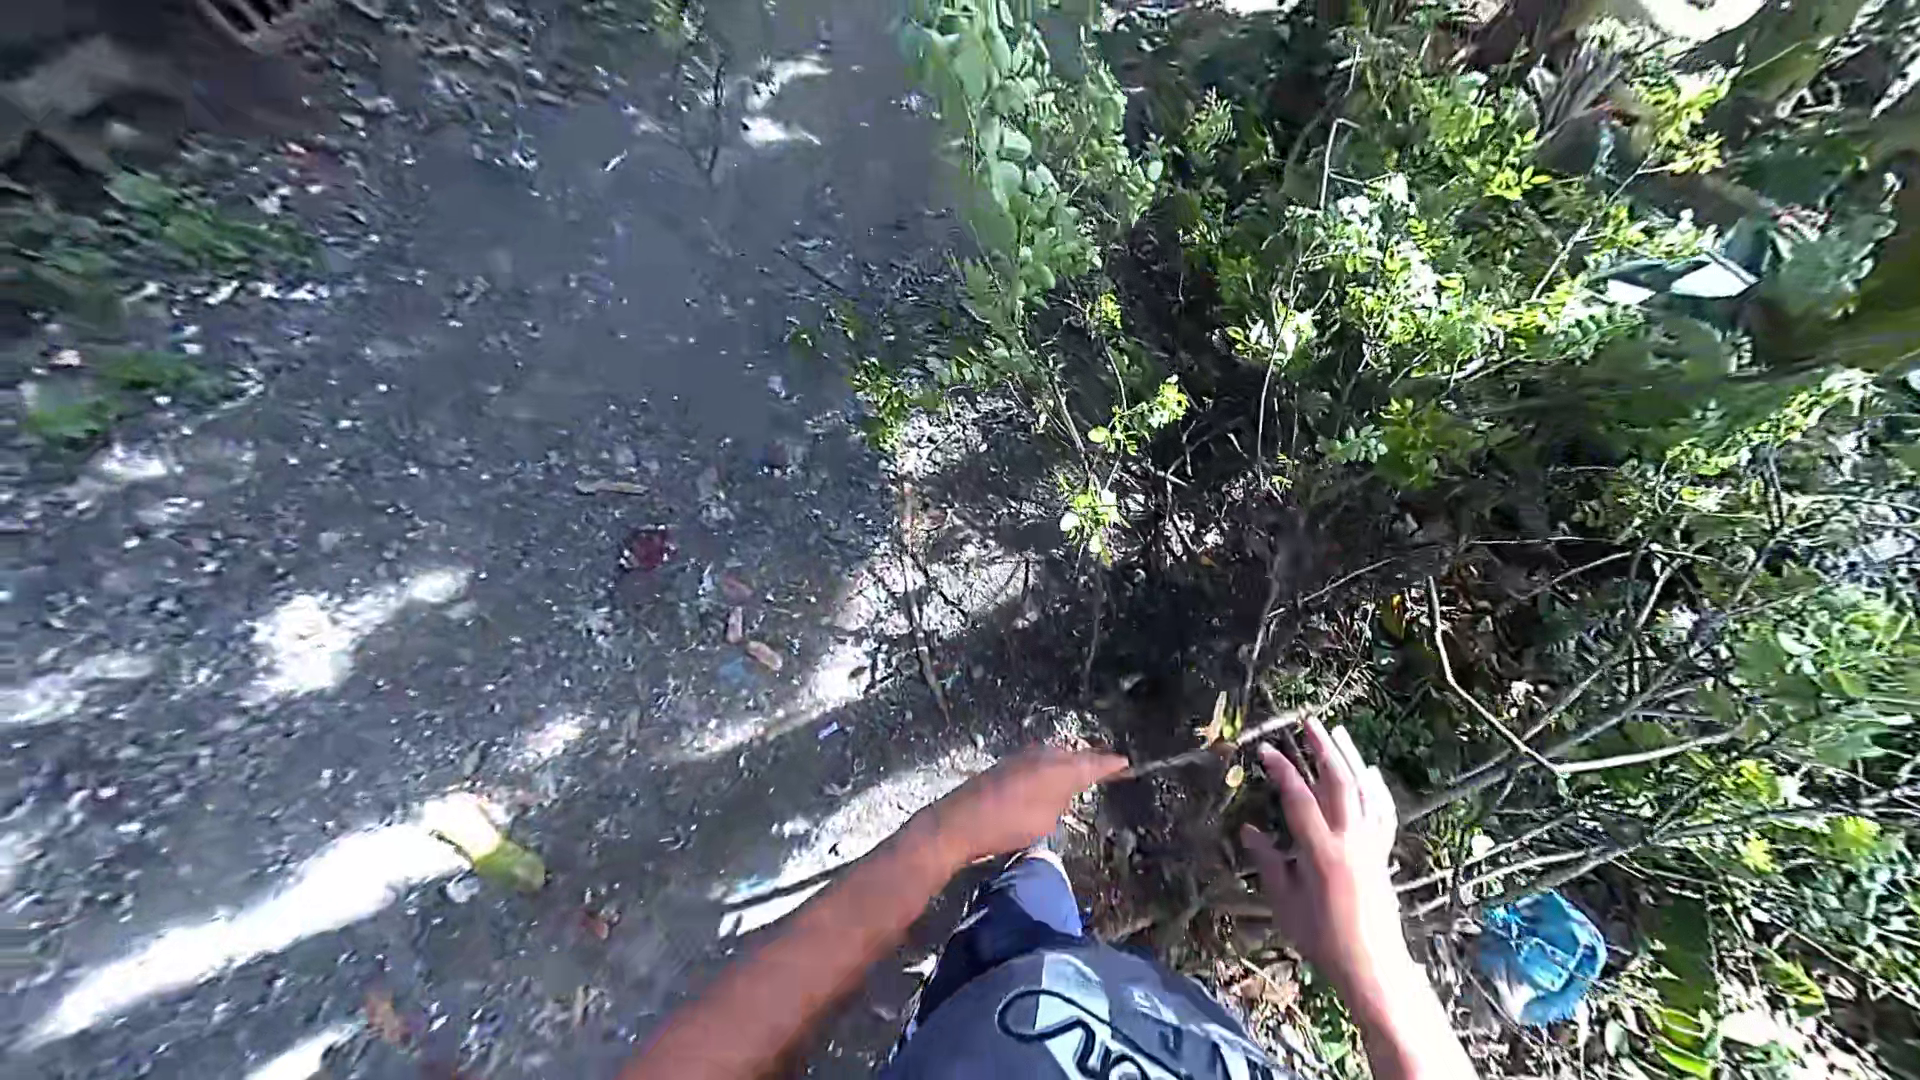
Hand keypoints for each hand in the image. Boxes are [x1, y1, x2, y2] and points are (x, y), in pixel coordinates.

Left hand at [913, 746, 1127, 865]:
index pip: (1090, 762)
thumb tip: (1066, 786)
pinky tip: (1053, 776)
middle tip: (1108, 765)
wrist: (961, 821)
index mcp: (1055, 766)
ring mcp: (1022, 758)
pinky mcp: (1007, 766)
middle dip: (1090, 758)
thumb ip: (1062, 797)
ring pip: (1055, 755)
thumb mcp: (1046, 817)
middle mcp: (1040, 755)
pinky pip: (1041, 761)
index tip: (1125, 762)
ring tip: (1084, 770)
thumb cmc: (1008, 823)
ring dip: (1070, 761)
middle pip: (1073, 753)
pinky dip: (1053, 766)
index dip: (1108, 763)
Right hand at [1240, 719, 1411, 996]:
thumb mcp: (1284, 902)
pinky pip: (1382, 812)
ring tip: (1336, 732)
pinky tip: (1368, 771)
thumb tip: (1250, 831)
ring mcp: (1371, 846)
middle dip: (1322, 749)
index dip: (1281, 770)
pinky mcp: (1381, 854)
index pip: (1299, 798)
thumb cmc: (1322, 938)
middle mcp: (1351, 842)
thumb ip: (1268, 862)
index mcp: (1322, 852)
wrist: (1374, 968)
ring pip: (1364, 791)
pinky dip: (1375, 787)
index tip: (1264, 749)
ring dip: (1349, 758)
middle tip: (1307, 722)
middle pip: (1339, 784)